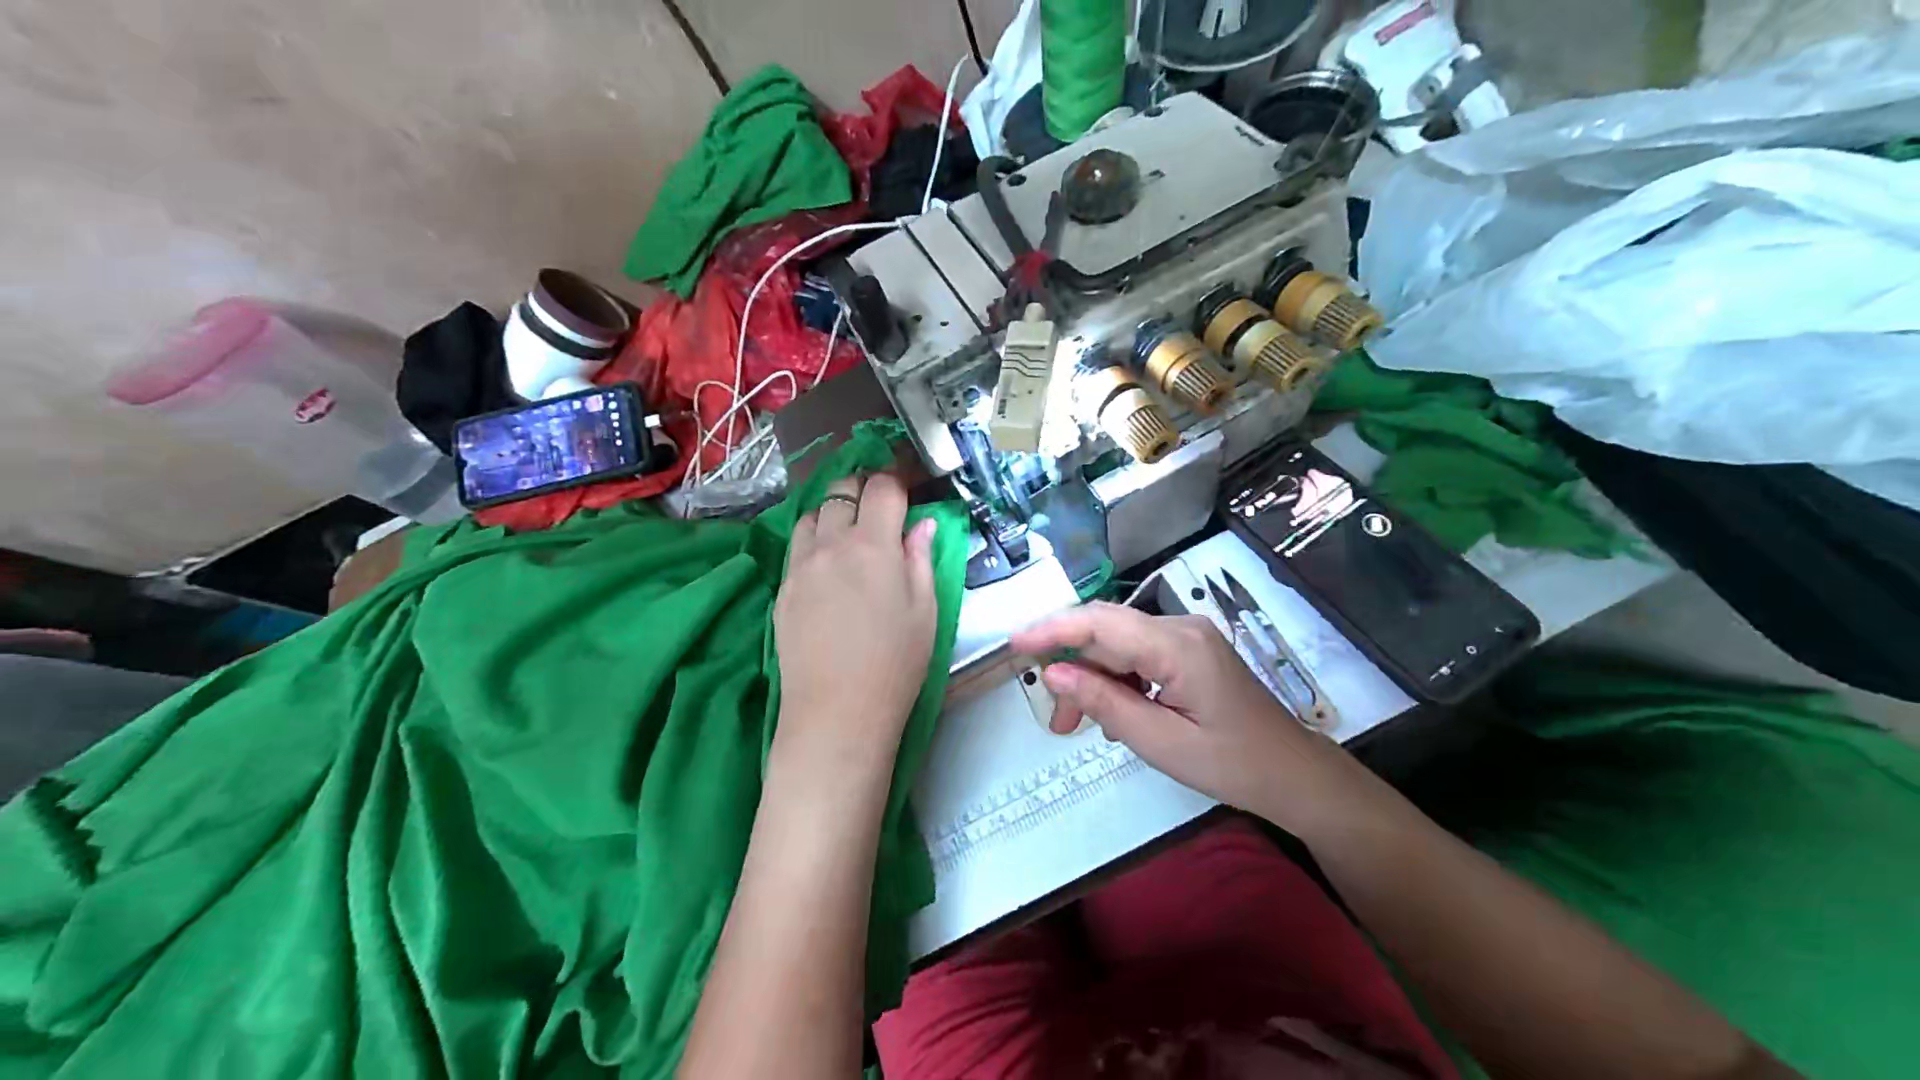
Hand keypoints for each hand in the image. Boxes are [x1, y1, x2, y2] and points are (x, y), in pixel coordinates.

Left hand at [773, 472, 937, 770]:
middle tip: (882, 505)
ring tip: (850, 530)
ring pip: (813, 513)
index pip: (882, 487)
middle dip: (865, 487)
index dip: (898, 478)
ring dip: (834, 510)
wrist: (838, 711)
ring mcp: (801, 565)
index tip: (908, 486)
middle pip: (843, 490)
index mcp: (874, 546)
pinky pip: (796, 545)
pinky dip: (814, 538)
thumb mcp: (926, 611)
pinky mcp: (783, 588)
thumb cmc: (896, 664)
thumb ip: (922, 559)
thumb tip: (923, 524)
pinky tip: (827, 561)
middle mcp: (832, 545)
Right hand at [1010, 603, 1370, 831]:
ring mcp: (1186, 635)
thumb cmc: (1231, 764)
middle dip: (1071, 668)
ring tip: (1076, 725)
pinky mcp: (1188, 650)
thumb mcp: (1160, 742)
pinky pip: (1137, 654)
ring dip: (1092, 679)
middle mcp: (1180, 627)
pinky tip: (1112, 714)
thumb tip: (1055, 673)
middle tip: (1055, 719)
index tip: (1015, 643)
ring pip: (1117, 644)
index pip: (1101, 623)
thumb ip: (1104, 703)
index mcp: (1178, 645)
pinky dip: (1116, 680)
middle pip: (1106, 632)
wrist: (1293, 774)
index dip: (1054, 629)